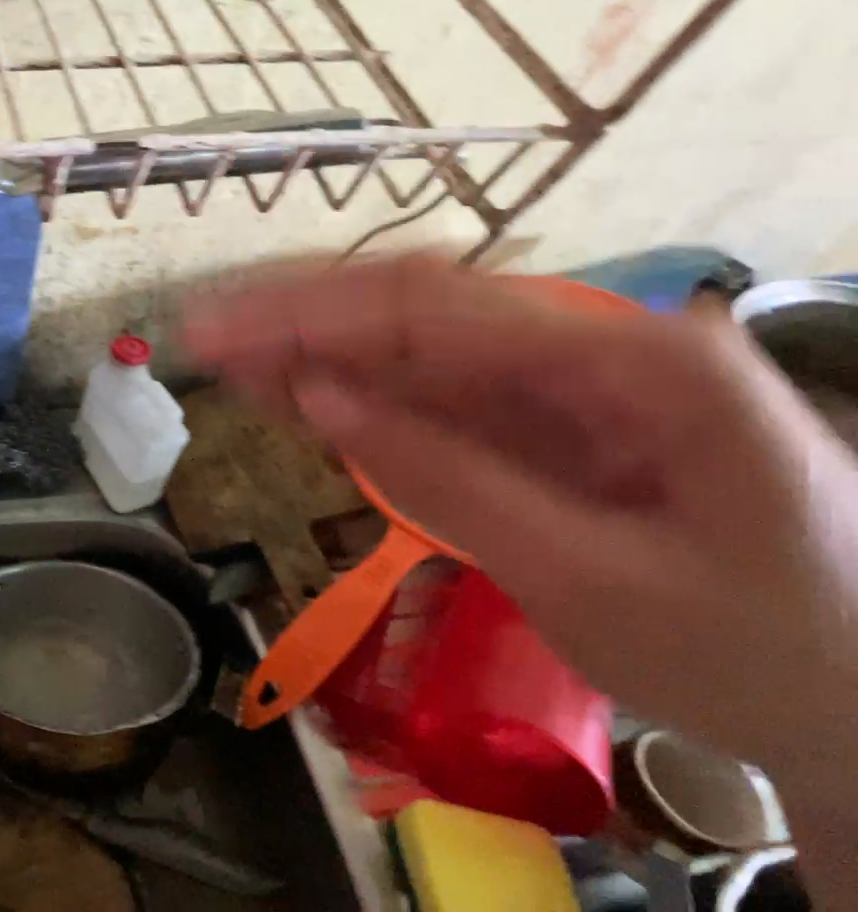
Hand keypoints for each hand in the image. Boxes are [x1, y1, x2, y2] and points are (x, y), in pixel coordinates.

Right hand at [182, 254, 857, 775]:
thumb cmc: (763, 653)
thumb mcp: (591, 578)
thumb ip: (446, 476)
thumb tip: (319, 398)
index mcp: (636, 362)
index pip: (433, 309)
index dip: (309, 313)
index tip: (217, 330)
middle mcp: (596, 349)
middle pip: (416, 310)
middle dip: (299, 318)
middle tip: (200, 333)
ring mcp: (568, 388)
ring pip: (412, 351)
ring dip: (313, 353)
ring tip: (221, 358)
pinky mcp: (545, 428)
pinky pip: (432, 399)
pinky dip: (355, 398)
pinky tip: (290, 392)